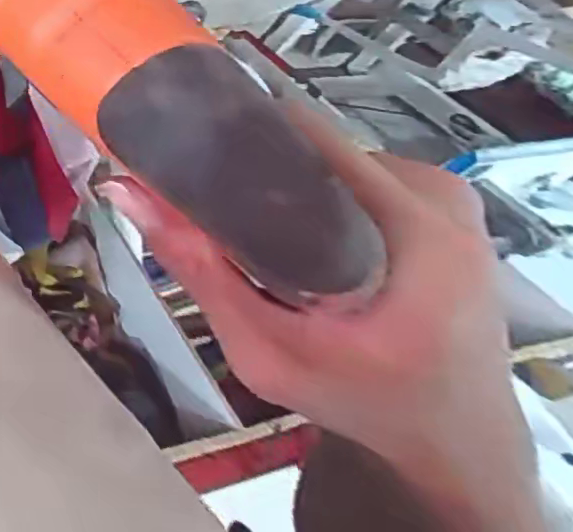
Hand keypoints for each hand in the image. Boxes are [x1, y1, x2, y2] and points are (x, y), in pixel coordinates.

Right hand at [101, 108, 542, 531]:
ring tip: (236, 215)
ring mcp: (444, 198)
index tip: (179, 143)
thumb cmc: (362, 398)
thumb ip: (195, 268)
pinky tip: (281, 226)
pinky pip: (348, 169)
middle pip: (309, 140)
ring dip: (274, 177)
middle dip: (246, 161)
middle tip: (198, 193)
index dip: (234, 131)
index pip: (306, 133)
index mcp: (417, 227)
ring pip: (323, 151)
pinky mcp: (438, 207)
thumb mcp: (263, 348)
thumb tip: (118, 188)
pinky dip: (306, 187)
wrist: (454, 441)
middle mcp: (437, 196)